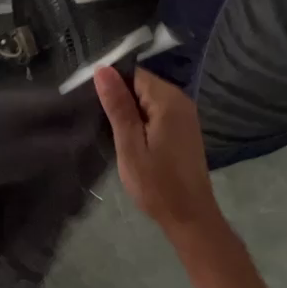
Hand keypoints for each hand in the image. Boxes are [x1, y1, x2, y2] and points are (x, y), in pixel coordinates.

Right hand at [94, 66, 221, 238]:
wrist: (190, 217)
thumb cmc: (157, 184)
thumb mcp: (130, 146)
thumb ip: (118, 106)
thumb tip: (103, 69)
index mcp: (168, 100)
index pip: (133, 74)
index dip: (112, 86)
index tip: (96, 106)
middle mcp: (180, 100)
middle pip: (141, 84)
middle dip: (121, 99)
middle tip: (103, 122)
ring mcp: (184, 114)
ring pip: (147, 98)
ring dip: (130, 112)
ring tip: (113, 131)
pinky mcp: (184, 128)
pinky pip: (156, 111)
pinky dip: (142, 120)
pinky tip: (131, 138)